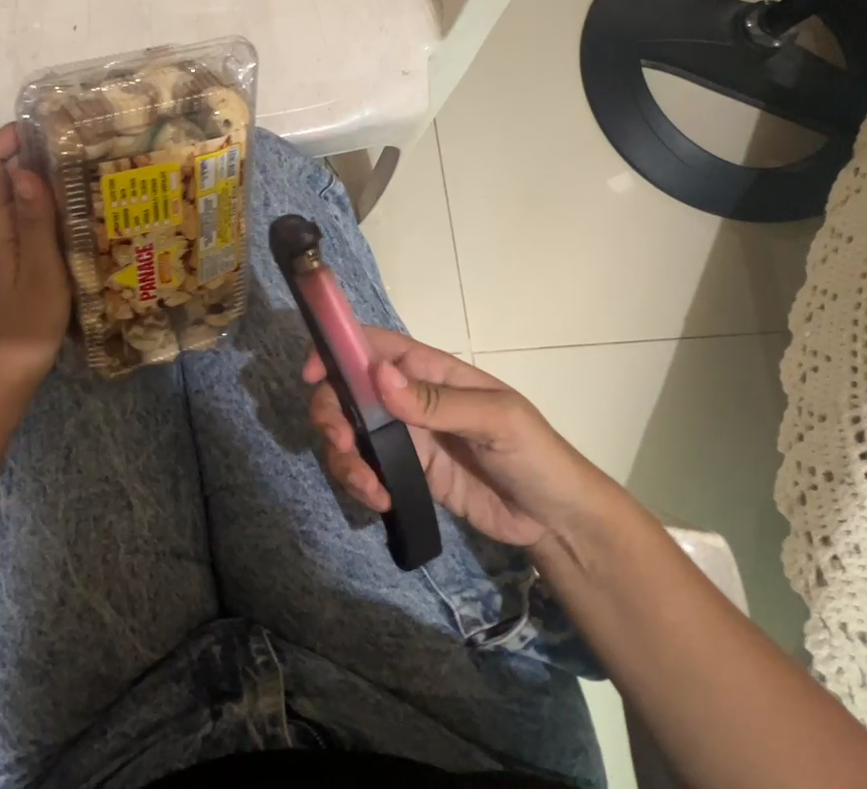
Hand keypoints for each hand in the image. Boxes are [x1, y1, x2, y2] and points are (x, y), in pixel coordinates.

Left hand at [0, 125, 70, 387]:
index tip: (46, 127)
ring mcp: (6, 240)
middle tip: (76, 142)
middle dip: (31, 150)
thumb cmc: (30, 318)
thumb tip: (25, 170)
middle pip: (2, 173)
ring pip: (17, 193)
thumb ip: (34, 221)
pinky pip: (29, 214)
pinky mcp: (19, 253)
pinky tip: (80, 205)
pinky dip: (49, 201)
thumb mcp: (40, 269)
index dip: (8, 138)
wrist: (14, 362)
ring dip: (43, 175)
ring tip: (85, 165)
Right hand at [304, 328, 616, 546]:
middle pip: (346, 391)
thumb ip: (438, 400)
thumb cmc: (536, 455)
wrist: (554, 520)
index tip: (312, 373)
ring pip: (347, 434)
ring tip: (369, 487)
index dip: (337, 350)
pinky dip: (359, 483)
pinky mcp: (403, 473)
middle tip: (340, 443)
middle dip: (331, 414)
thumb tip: (379, 377)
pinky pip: (363, 470)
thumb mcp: (498, 419)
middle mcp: (408, 399)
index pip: (373, 346)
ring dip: (343, 457)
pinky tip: (381, 500)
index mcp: (431, 372)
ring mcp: (403, 437)